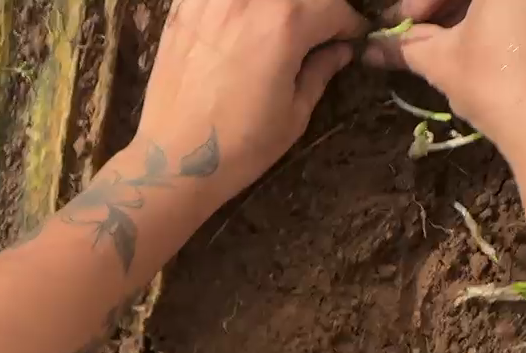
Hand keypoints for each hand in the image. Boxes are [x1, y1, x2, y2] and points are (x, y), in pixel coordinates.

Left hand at [133, 0, 368, 196]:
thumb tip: (339, 50)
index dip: (349, 23)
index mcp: (287, 22)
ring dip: (276, 6)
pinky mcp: (184, 7)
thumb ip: (319, 73)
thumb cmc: (238, 150)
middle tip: (314, 32)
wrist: (174, 163)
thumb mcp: (291, 118)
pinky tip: (239, 20)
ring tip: (276, 26)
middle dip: (313, 9)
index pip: (333, 7)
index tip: (351, 36)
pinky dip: (233, 5)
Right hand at [363, 0, 525, 176]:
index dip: (421, 1)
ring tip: (461, 43)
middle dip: (450, 4)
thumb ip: (409, 47)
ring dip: (481, 8)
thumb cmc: (504, 83)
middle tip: (429, 35)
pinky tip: (500, 43)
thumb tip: (374, 48)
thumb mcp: (446, 63)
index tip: (406, 25)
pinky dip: (518, 11)